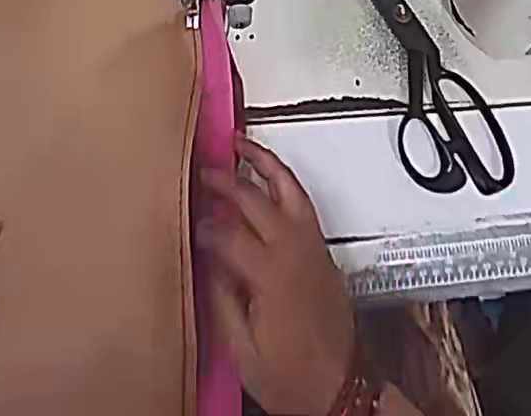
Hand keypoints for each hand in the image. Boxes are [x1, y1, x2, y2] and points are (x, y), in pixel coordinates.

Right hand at [199, 135, 355, 415]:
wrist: (340, 386)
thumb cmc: (292, 374)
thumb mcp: (242, 349)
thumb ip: (221, 297)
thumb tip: (207, 257)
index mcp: (269, 274)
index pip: (227, 234)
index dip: (205, 225)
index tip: (190, 223)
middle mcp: (292, 249)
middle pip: (252, 200)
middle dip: (223, 182)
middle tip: (202, 171)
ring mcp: (310, 242)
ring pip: (284, 185)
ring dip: (261, 161)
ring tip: (240, 144)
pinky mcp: (320, 243)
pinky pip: (300, 197)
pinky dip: (283, 177)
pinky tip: (269, 171)